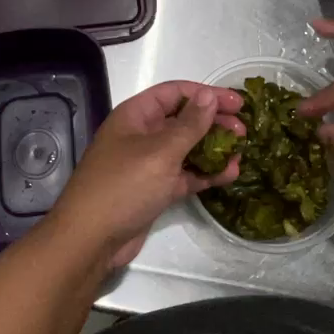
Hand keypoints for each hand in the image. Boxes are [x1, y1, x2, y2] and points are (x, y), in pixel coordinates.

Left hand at [49, 81, 244, 267]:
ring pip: (186, 148)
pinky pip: (185, 174)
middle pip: (183, 119)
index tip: (238, 103)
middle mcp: (142, 135)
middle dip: (213, 122)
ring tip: (241, 151)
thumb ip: (189, 124)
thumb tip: (208, 96)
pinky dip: (205, 173)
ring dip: (213, 148)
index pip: (175, 93)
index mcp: (136, 115)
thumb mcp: (160, 152)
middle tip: (243, 130)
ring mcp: (148, 164)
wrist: (90, 240)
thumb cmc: (123, 186)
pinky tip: (229, 174)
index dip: (206, 94)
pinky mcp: (155, 190)